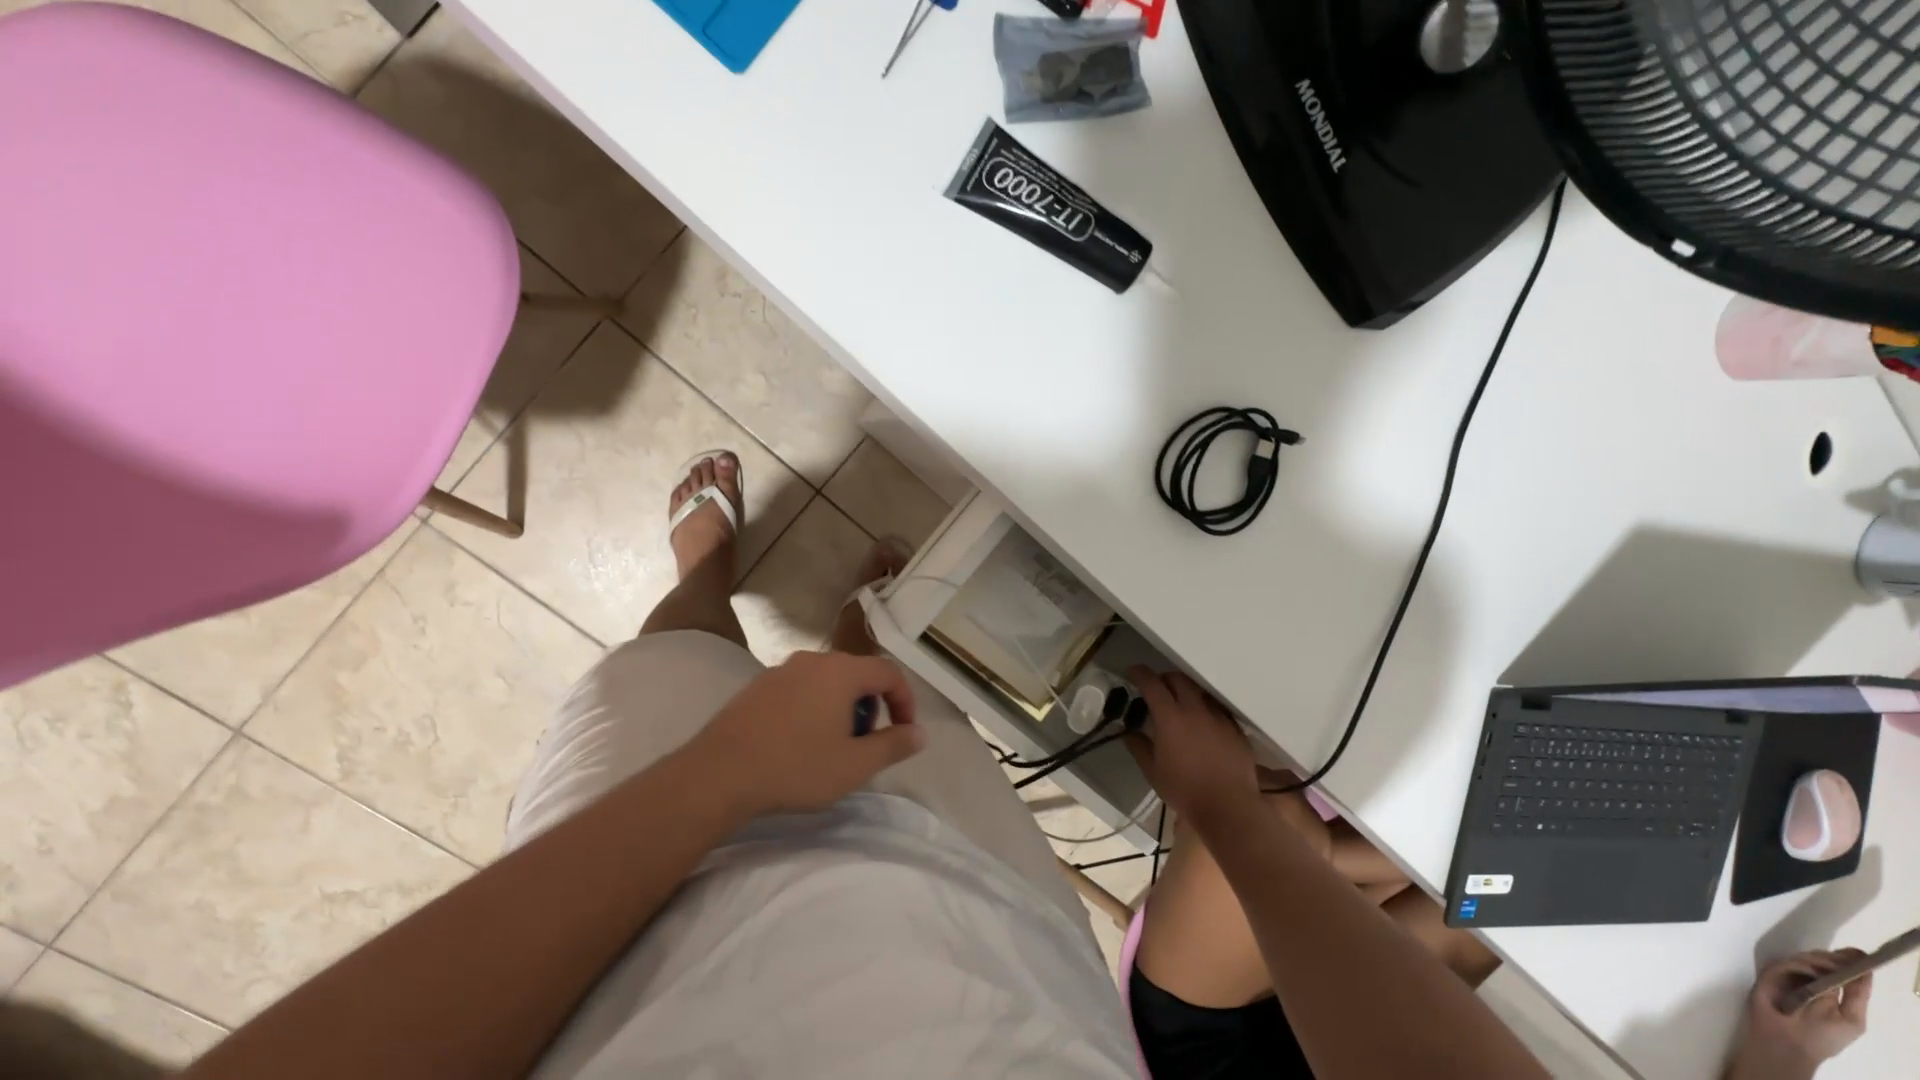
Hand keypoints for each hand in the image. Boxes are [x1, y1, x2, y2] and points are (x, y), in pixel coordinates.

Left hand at [684, 652, 925, 815]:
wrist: (719, 774)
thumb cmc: (796, 767)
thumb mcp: (855, 765)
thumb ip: (893, 745)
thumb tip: (920, 732)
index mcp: (841, 672)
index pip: (888, 672)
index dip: (905, 701)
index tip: (904, 732)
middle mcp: (812, 660)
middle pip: (857, 674)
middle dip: (872, 706)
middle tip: (867, 744)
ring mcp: (780, 671)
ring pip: (827, 681)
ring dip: (842, 708)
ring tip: (834, 747)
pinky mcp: (756, 687)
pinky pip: (800, 689)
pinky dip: (814, 708)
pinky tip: (800, 744)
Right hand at [1122, 667, 1261, 831]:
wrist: (1228, 806)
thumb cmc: (1184, 790)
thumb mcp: (1153, 772)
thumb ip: (1139, 747)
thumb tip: (1129, 733)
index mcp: (1170, 718)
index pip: (1152, 684)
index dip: (1140, 674)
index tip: (1133, 672)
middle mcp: (1195, 710)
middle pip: (1179, 680)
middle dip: (1165, 679)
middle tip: (1157, 689)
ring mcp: (1219, 717)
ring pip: (1200, 692)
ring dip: (1187, 692)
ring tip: (1181, 704)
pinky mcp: (1236, 729)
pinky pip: (1218, 709)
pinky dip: (1206, 708)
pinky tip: (1204, 723)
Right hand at [1727, 950, 1871, 1079]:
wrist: (1790, 1044)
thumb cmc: (1824, 1037)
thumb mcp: (1852, 1019)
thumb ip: (1857, 996)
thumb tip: (1864, 971)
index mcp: (1830, 989)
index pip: (1839, 969)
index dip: (1849, 960)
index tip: (1860, 953)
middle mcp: (1809, 979)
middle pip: (1822, 959)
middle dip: (1836, 957)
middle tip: (1846, 957)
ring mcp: (1789, 976)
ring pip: (1805, 957)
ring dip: (1821, 960)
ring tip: (1831, 966)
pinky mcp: (1771, 974)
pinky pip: (1787, 964)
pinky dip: (1801, 965)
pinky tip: (1813, 972)